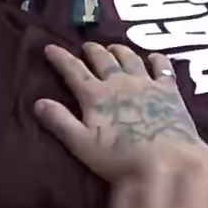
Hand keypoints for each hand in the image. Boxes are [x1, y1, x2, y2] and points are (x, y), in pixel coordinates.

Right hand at [34, 43, 207, 180]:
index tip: (50, 47)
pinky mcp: (169, 90)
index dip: (60, 57)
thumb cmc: (121, 158)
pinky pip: (162, 67)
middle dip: (91, 50)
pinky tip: (152, 56)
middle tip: (85, 46)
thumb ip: (60, 122)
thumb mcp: (82, 144)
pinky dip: (155, 59)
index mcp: (95, 96)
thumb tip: (38, 102)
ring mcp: (146, 84)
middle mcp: (119, 83)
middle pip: (102, 59)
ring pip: (129, 58)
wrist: (168, 160)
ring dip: (119, 49)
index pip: (73, 70)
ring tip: (112, 46)